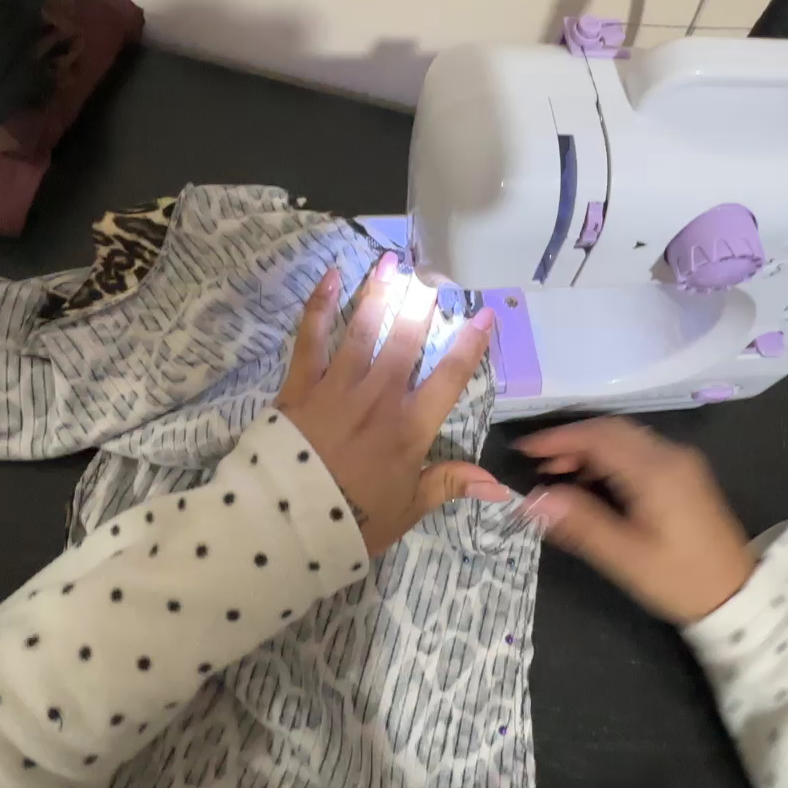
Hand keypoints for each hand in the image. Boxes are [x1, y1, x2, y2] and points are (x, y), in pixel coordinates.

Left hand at [276, 252, 508, 555]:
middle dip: (421, 304)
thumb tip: (501, 487)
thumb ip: (451, 484)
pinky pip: (311, 337)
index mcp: (409, 427)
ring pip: (362, 330)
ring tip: (391, 261)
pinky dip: (320, 306)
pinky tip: (331, 278)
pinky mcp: (301, 384)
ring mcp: (338, 386)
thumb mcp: (409, 507)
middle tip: (432, 270)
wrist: (286, 526)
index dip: (469, 346)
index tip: (485, 314)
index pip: (448, 379)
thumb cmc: (354, 519)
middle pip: (405, 341)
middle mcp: (378, 397)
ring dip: (378, 292)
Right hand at [515, 418, 753, 624]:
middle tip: (537, 463)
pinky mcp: (683, 472)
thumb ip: (579, 524)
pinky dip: (608, 456)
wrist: (740, 596)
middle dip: (570, 440)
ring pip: (624, 437)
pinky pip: (637, 450)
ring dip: (588, 447)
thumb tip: (533, 501)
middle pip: (610, 429)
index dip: (557, 439)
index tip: (524, 449)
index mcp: (655, 470)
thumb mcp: (625, 557)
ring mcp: (680, 461)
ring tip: (558, 473)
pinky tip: (591, 480)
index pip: (597, 437)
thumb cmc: (680, 579)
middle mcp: (669, 454)